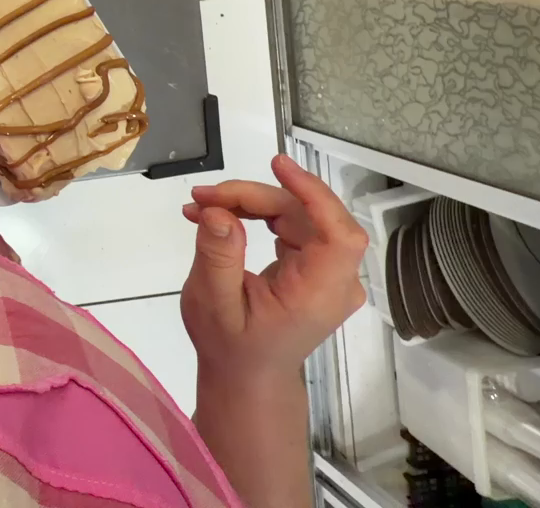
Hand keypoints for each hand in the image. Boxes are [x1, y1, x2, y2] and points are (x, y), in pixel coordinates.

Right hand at [180, 154, 367, 381]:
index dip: (315, 195)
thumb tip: (217, 212)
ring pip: (294, 215)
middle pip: (304, 217)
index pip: (339, 235)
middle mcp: (333, 280)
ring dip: (246, 202)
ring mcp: (325, 272)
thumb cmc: (230, 344)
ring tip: (200, 204)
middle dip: (251, 196)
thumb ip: (217, 256)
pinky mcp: (311, 266)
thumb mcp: (213, 301)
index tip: (279, 166)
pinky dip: (251, 213)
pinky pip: (288, 225)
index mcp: (318, 293)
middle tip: (201, 196)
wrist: (246, 373)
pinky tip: (215, 214)